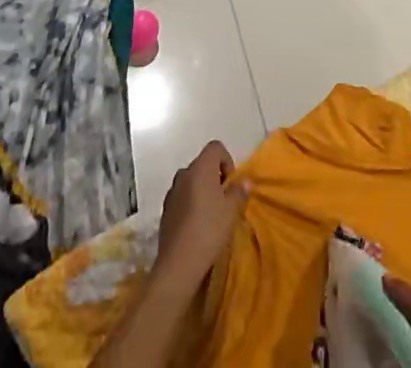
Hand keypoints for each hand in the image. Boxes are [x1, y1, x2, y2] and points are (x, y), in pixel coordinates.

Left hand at [156, 142, 248, 281]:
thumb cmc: (209, 229)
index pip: (215, 147)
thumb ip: (239, 191)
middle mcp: (183, 174)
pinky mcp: (165, 210)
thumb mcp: (231, 210)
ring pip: (191, 181)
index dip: (227, 160)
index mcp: (200, 169)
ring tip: (212, 212)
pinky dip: (191, 202)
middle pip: (203, 164)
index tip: (231, 183)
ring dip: (203, 189)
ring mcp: (171, 192)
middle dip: (216, 176)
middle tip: (225, 199)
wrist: (178, 263)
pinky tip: (197, 223)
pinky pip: (182, 196)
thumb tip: (245, 181)